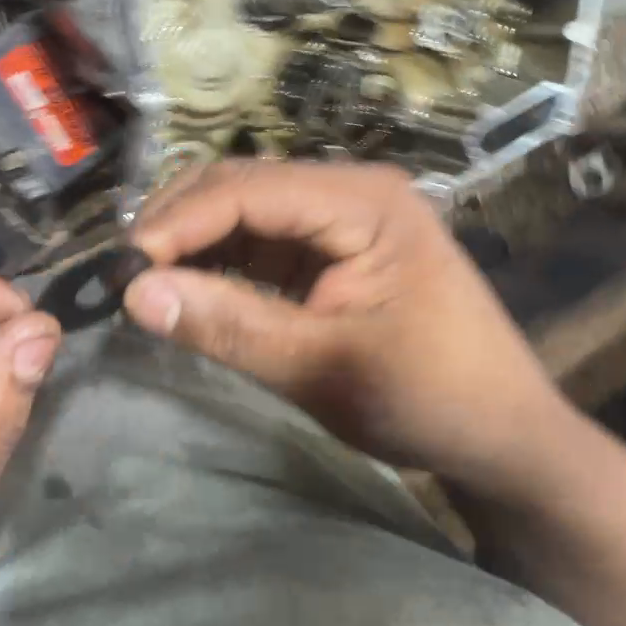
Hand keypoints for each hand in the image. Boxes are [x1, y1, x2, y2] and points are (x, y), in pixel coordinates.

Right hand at [122, 161, 574, 494]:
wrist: (505, 440)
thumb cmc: (433, 401)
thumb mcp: (327, 371)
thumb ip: (230, 327)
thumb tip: (133, 295)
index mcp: (363, 201)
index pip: (245, 190)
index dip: (176, 223)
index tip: (120, 270)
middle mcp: (346, 189)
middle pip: (234, 184)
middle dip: (173, 224)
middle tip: (123, 275)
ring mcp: (333, 214)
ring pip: (234, 206)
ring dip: (185, 239)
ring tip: (141, 280)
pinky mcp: (321, 244)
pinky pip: (248, 237)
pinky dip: (209, 258)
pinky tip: (182, 285)